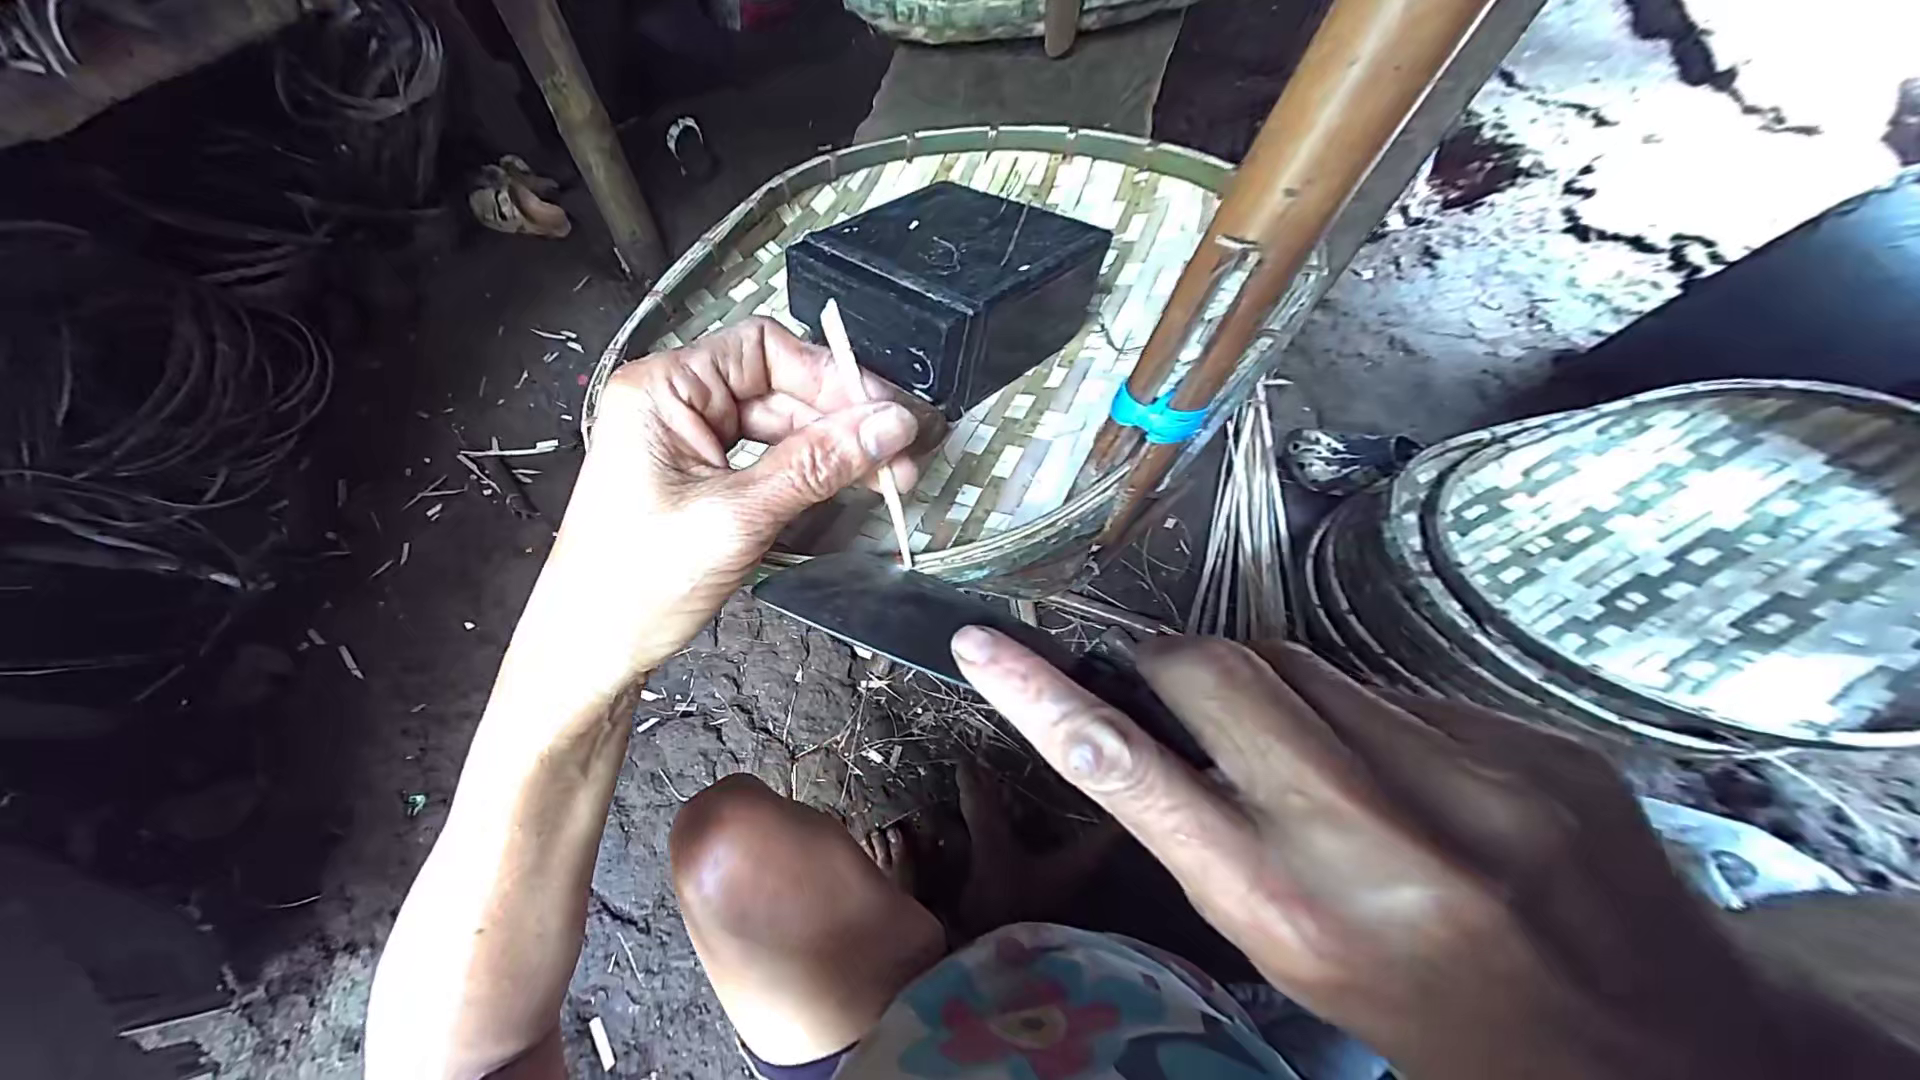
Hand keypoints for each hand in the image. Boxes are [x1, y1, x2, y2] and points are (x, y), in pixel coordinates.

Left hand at [503, 318, 920, 713]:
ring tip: (889, 477)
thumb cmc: (637, 583)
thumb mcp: (740, 516)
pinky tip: (851, 485)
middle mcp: (679, 405)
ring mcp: (696, 442)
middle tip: (899, 455)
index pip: (766, 351)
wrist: (593, 650)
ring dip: (839, 450)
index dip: (832, 377)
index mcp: (664, 391)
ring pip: (787, 426)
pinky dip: (816, 471)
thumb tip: (888, 426)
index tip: (884, 412)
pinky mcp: (712, 477)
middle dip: (845, 422)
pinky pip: (776, 459)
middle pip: (783, 389)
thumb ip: (819, 464)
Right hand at [950, 629, 1837, 1079]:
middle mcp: (1373, 834)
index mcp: (1289, 911)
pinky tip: (1394, 762)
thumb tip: (1159, 725)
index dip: (1039, 697)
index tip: (981, 645)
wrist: (1671, 1062)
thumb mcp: (1289, 952)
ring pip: (1298, 662)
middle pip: (1213, 671)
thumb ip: (1214, 832)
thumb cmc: (1428, 1022)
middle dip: (1169, 659)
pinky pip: (1386, 684)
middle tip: (1164, 680)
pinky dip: (1351, 702)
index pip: (1123, 769)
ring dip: (1264, 681)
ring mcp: (1470, 777)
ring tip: (1296, 743)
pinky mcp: (1534, 746)